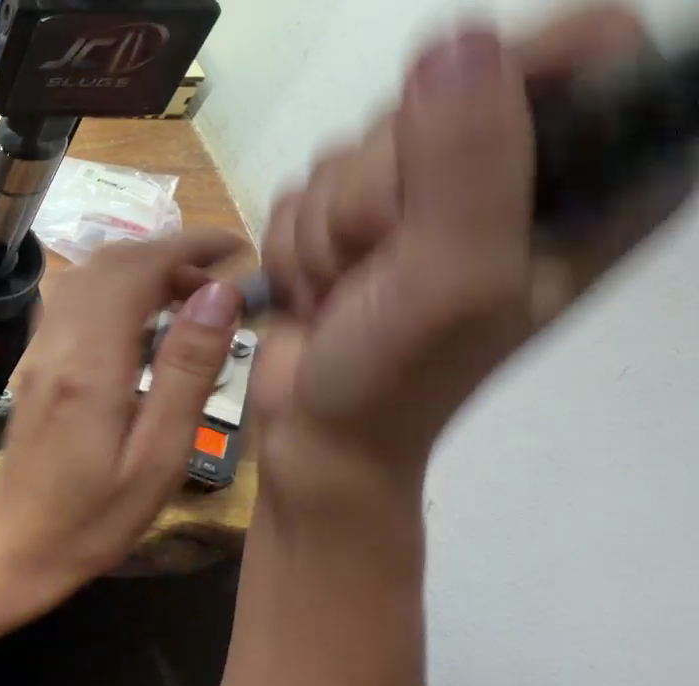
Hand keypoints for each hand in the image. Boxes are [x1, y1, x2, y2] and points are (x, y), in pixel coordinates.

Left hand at [0, 231, 247, 610]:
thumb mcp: (159, 456)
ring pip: (80, 283)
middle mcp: (52, 351)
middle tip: (218, 283)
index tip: (237, 253)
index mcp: (87, 367)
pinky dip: (108, 296)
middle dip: (164, 255)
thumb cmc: (96, 519)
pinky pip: (66, 310)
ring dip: (135, 273)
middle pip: (103, 266)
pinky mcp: (29, 375)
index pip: (133, 270)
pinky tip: (141, 328)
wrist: (20, 550)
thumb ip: (188, 371)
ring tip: (188, 301)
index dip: (187, 247)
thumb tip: (218, 293)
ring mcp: (33, 361)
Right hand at [255, 6, 694, 480]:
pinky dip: (294, 242)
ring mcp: (425, 193)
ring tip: (344, 289)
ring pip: (353, 144)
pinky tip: (316, 286)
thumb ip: (467, 159)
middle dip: (376, 190)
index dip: (496, 93)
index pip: (580, 49)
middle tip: (379, 263)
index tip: (445, 173)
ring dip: (325, 229)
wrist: (319, 435)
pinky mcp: (353, 215)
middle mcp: (515, 169)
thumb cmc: (400, 375)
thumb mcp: (453, 275)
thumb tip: (447, 44)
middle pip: (438, 95)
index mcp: (596, 176)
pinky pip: (304, 183)